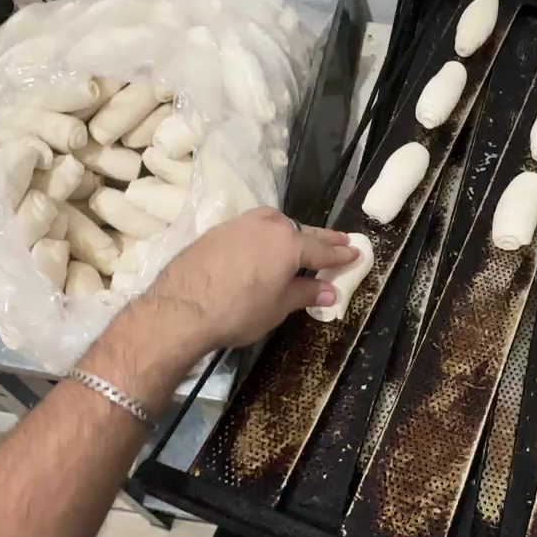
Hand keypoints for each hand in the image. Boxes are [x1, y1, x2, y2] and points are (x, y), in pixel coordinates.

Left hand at [142, 207, 358, 354]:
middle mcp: (268, 225)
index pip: (323, 250)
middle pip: (302, 232)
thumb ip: (305, 294)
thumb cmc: (237, 312)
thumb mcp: (277, 307)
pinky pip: (253, 229)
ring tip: (303, 241)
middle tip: (341, 241)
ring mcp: (240, 224)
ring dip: (292, 232)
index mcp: (289, 243)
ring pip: (275, 224)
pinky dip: (266, 236)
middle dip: (323, 239)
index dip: (341, 254)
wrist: (179, 309)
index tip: (356, 252)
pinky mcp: (218, 230)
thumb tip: (329, 291)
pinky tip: (264, 247)